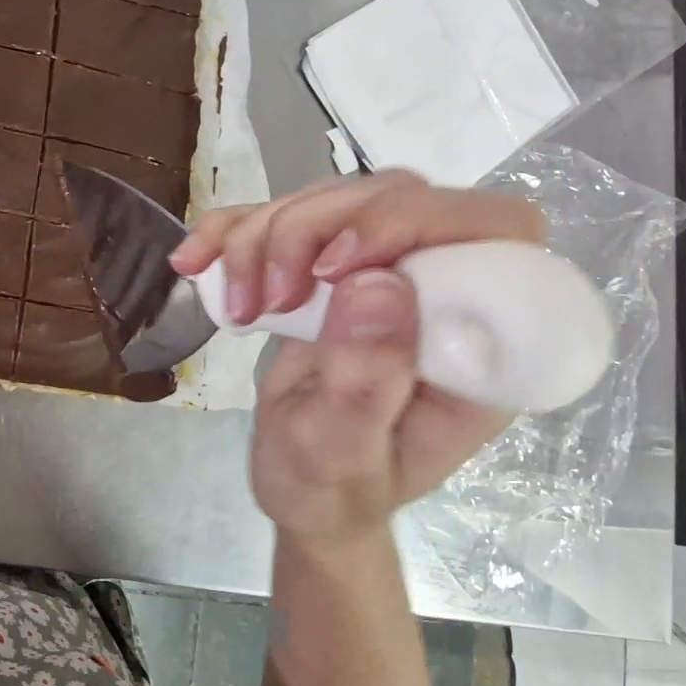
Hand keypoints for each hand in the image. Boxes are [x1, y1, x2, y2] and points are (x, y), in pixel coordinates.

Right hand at [169, 171, 544, 543]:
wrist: (301, 488)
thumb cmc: (333, 487)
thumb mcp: (342, 453)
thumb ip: (366, 381)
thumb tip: (379, 282)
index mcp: (481, 340)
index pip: (490, 232)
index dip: (414, 221)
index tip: (332, 266)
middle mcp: (442, 291)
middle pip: (396, 197)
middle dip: (313, 231)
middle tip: (267, 299)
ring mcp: (382, 271)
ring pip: (333, 199)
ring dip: (264, 237)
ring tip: (238, 307)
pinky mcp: (324, 267)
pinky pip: (278, 215)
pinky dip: (227, 230)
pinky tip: (195, 263)